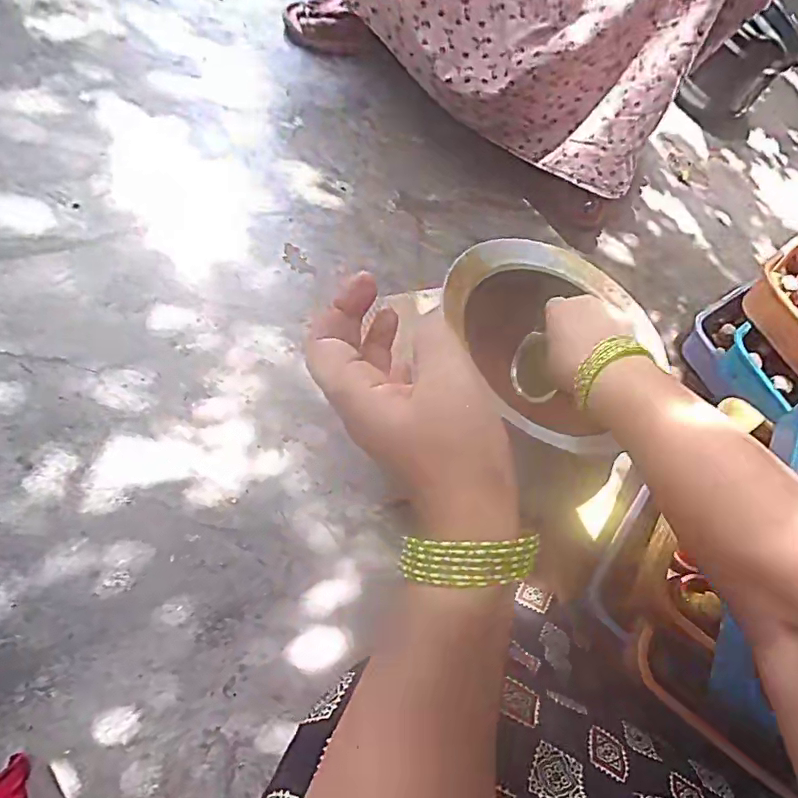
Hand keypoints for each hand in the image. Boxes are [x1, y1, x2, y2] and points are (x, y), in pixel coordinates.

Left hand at [306, 273, 519, 540]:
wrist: (475, 515)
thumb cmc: (459, 448)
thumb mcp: (451, 380)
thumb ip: (434, 337)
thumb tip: (427, 317)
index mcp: (357, 397)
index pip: (322, 344)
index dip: (338, 307)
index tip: (372, 283)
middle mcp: (363, 410)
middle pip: (341, 355)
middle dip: (356, 318)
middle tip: (381, 290)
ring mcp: (386, 423)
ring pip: (369, 372)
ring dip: (379, 338)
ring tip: (400, 313)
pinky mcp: (411, 433)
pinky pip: (395, 388)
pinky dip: (404, 361)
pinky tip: (429, 350)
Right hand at [542, 294, 642, 394]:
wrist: (611, 373)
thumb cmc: (571, 369)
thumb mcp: (550, 367)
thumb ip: (551, 353)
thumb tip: (556, 355)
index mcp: (558, 309)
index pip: (552, 310)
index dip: (554, 325)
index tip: (555, 340)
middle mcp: (583, 301)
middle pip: (578, 309)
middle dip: (577, 324)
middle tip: (575, 349)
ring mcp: (608, 309)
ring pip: (599, 317)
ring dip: (597, 330)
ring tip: (596, 356)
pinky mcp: (628, 322)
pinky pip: (615, 328)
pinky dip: (614, 339)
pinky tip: (612, 358)